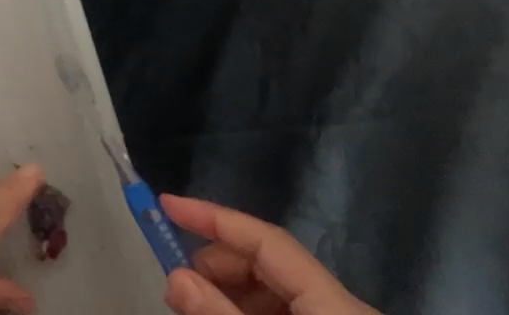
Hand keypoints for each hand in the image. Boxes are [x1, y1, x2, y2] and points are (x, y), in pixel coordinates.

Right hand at [159, 195, 381, 314]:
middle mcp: (344, 306)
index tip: (165, 204)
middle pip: (267, 262)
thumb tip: (174, 276)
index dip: (213, 216)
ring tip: (198, 308)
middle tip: (179, 289)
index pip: (266, 238)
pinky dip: (250, 310)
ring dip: (229, 291)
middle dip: (217, 267)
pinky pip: (286, 310)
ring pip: (273, 288)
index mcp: (336, 303)